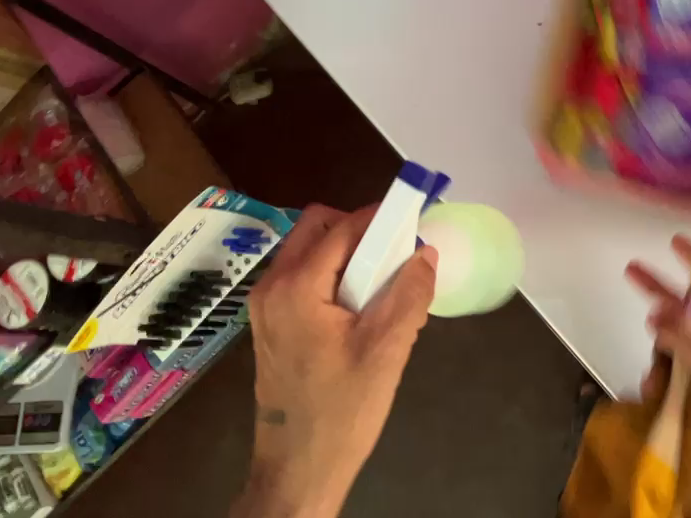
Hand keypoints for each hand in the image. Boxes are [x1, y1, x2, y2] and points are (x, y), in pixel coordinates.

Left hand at [233, 204, 437, 517]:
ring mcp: (265, 305)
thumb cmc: (341, 412)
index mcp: (296, 286)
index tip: (413, 217)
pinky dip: (333, 273)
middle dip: (358, 229)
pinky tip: (360, 307)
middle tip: (394, 253)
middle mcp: (272, 286)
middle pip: (316, 226)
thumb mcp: (386, 351)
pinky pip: (303, 275)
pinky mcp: (270, 322)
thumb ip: (408, 294)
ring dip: (346, 252)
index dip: (380, 216)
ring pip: (308, 248)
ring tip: (381, 283)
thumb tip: (425, 252)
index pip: (342, 228)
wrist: (296, 473)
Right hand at [627, 235, 690, 517]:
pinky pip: (671, 387)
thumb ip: (686, 334)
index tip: (678, 241)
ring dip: (660, 366)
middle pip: (687, 318)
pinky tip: (654, 401)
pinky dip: (660, 391)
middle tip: (631, 275)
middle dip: (662, 308)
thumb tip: (658, 311)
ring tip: (656, 387)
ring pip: (674, 354)